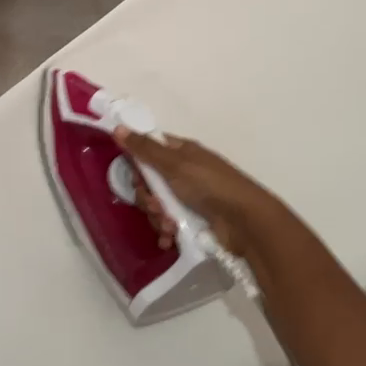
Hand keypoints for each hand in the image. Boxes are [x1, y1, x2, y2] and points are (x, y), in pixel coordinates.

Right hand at [115, 128, 278, 256]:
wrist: (247, 223)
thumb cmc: (210, 185)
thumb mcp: (174, 164)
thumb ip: (144, 148)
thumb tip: (118, 127)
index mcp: (182, 152)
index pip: (149, 150)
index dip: (138, 162)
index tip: (135, 174)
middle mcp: (184, 172)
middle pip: (149, 181)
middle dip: (147, 196)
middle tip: (155, 205)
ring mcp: (189, 198)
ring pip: (156, 204)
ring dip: (157, 216)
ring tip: (168, 225)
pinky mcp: (192, 221)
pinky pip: (167, 223)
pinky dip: (166, 230)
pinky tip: (169, 238)